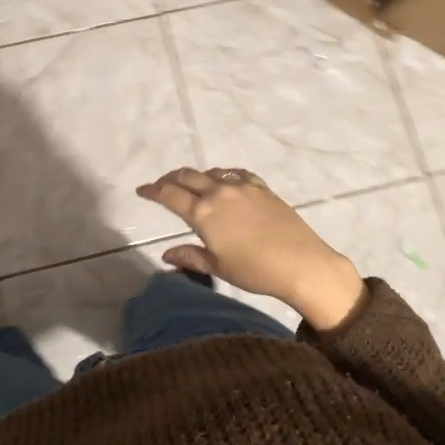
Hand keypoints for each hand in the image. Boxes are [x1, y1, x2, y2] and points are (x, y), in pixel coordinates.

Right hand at [137, 167, 364, 330]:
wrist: (302, 264)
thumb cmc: (256, 271)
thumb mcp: (218, 267)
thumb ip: (190, 256)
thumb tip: (167, 254)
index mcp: (203, 214)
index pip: (169, 195)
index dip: (152, 191)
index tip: (142, 190)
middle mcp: (219, 193)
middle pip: (187, 177)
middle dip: (170, 179)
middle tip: (161, 185)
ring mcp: (242, 186)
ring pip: (210, 172)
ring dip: (196, 176)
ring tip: (191, 185)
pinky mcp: (261, 187)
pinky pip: (235, 173)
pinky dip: (222, 175)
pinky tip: (223, 181)